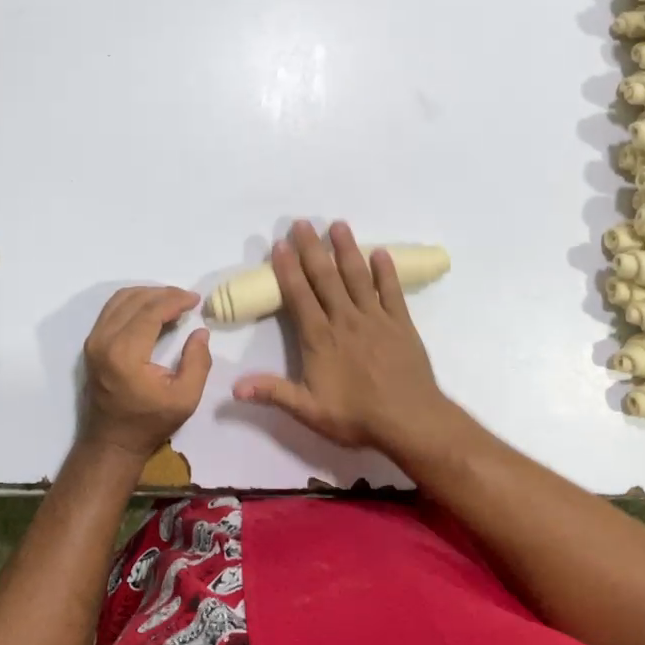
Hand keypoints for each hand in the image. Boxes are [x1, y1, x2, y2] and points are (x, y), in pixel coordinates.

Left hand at [80, 286, 211, 459]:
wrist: (112, 442)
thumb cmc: (149, 423)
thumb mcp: (185, 398)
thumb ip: (198, 362)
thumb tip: (200, 331)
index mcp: (125, 353)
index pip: (150, 311)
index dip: (174, 300)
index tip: (195, 300)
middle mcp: (104, 341)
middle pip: (134, 299)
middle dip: (163, 293)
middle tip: (186, 299)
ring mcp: (93, 341)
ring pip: (119, 300)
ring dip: (147, 295)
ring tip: (171, 301)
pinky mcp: (91, 345)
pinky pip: (111, 311)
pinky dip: (132, 303)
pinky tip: (151, 311)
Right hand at [232, 221, 447, 448]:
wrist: (410, 421)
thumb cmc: (356, 417)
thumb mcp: (308, 410)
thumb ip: (272, 392)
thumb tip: (234, 387)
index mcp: (320, 338)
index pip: (299, 296)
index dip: (288, 269)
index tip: (279, 245)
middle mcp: (345, 320)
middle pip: (325, 277)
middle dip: (312, 248)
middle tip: (302, 223)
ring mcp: (375, 319)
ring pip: (357, 276)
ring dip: (346, 249)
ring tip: (338, 225)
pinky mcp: (401, 324)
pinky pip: (391, 291)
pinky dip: (385, 271)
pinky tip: (380, 253)